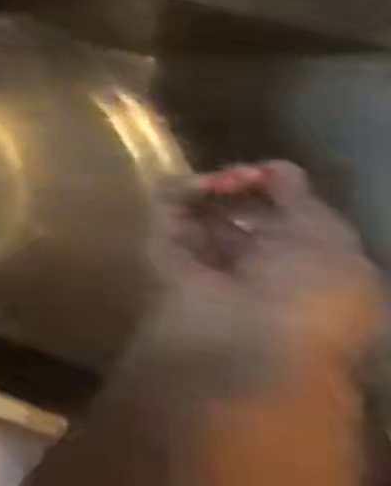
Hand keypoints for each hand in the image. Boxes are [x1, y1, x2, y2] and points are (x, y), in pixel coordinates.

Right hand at [141, 162, 384, 384]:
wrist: (241, 324)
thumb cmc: (308, 291)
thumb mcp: (329, 243)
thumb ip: (303, 201)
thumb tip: (278, 167)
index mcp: (312, 267)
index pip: (293, 219)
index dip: (284, 193)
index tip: (272, 174)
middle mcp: (261, 259)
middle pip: (246, 209)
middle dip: (245, 187)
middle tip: (241, 175)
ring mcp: (208, 251)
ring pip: (206, 204)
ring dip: (212, 184)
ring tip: (217, 180)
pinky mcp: (163, 242)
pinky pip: (170, 207)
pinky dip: (180, 190)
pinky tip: (194, 184)